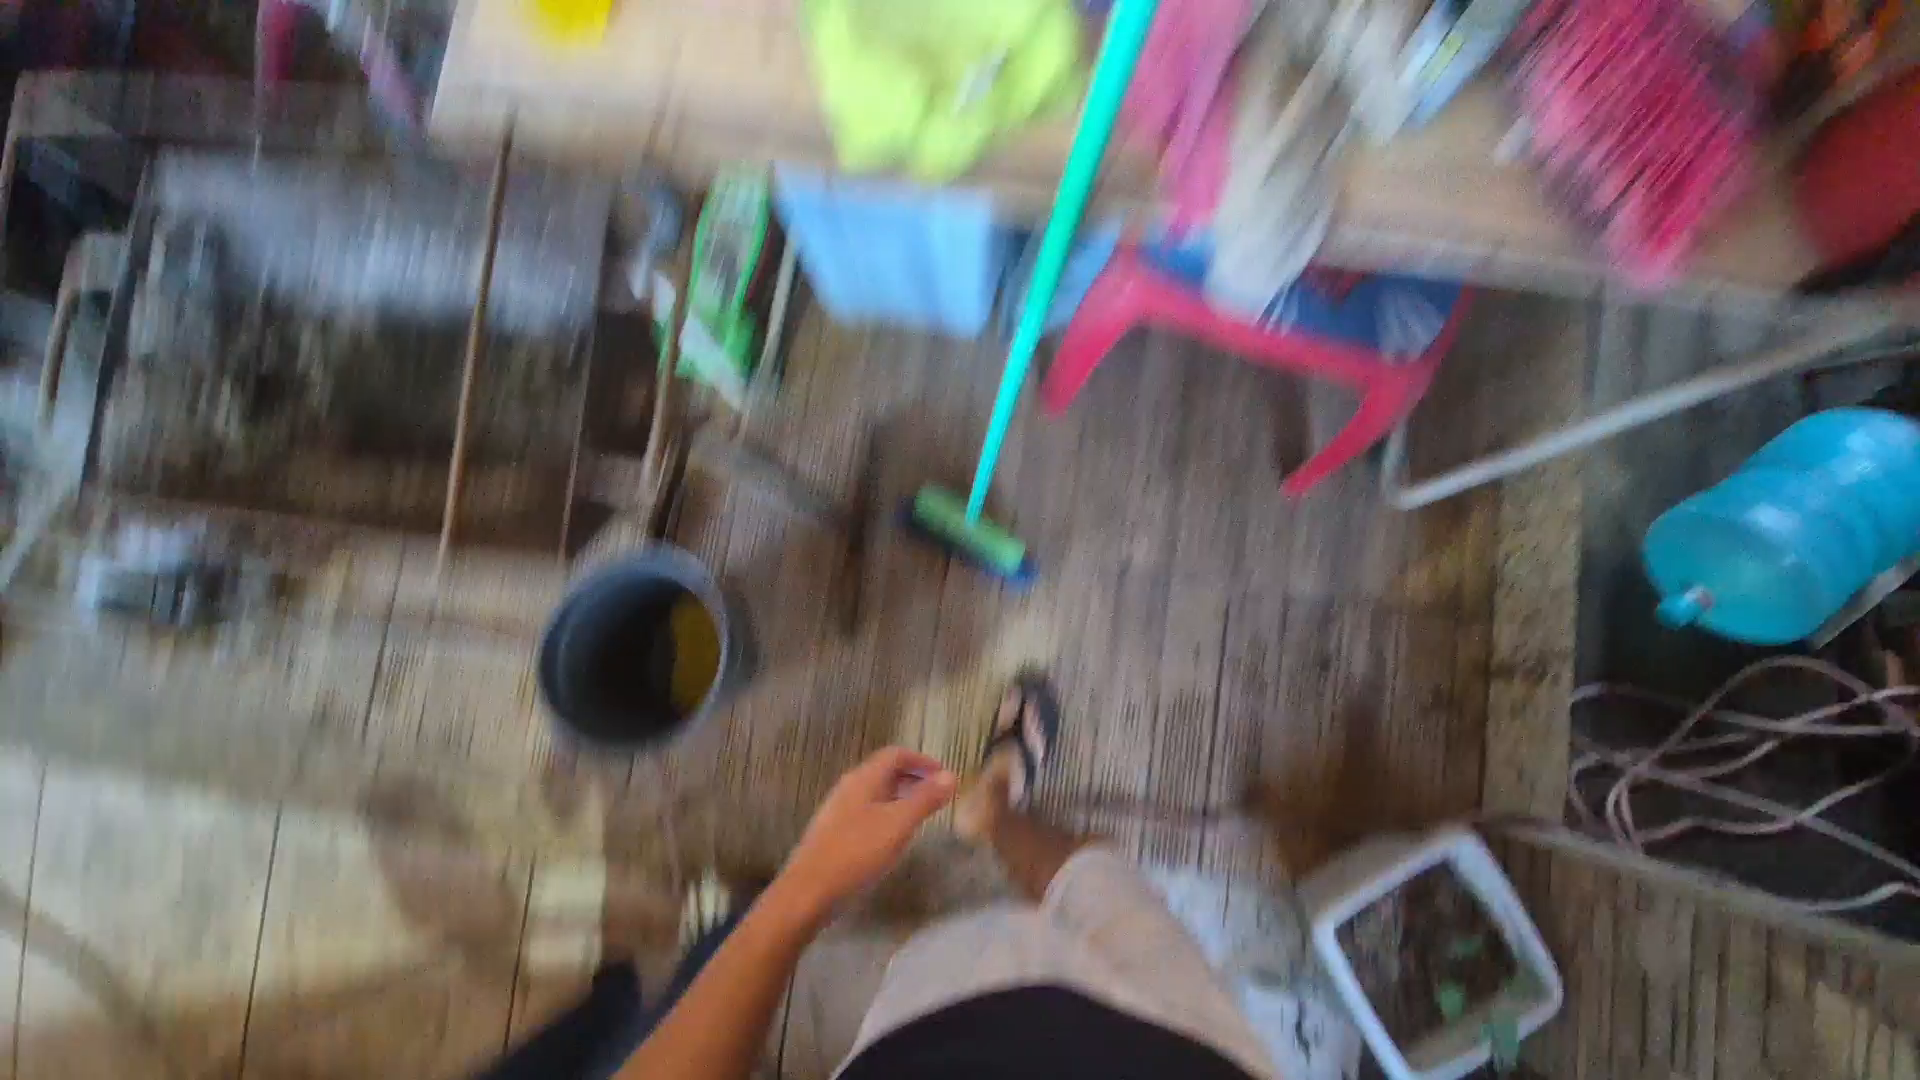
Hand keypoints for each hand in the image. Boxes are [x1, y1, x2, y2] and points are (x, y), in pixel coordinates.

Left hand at [771, 747, 957, 927]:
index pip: (895, 755)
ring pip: (875, 794)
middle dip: (913, 778)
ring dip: (900, 798)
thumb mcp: (898, 824)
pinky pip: (866, 813)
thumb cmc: (856, 853)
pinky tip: (893, 839)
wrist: (808, 893)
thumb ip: (925, 799)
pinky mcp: (833, 834)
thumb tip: (950, 775)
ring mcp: (838, 811)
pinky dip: (887, 815)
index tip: (944, 776)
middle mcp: (848, 788)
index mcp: (863, 779)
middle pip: (884, 772)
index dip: (922, 761)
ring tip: (920, 816)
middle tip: (936, 795)